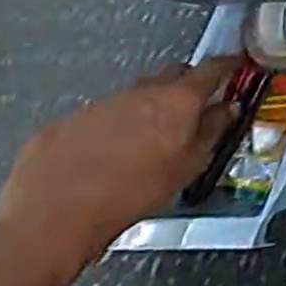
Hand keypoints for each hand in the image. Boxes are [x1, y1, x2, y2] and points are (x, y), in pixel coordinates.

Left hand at [0, 59, 239, 274]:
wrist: (51, 220)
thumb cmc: (135, 191)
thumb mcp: (192, 162)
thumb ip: (214, 128)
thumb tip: (226, 109)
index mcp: (178, 99)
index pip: (212, 68)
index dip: (228, 65)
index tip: (234, 65)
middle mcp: (138, 94)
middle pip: (169, 75)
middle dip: (184, 85)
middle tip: (190, 105)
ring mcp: (93, 108)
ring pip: (130, 97)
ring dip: (143, 108)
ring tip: (142, 138)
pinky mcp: (58, 126)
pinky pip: (92, 118)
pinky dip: (105, 128)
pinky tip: (102, 154)